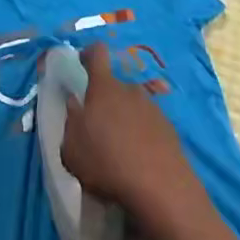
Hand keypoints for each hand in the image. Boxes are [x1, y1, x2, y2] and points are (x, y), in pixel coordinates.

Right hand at [60, 44, 204, 225]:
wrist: (159, 185)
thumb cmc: (106, 162)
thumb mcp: (71, 148)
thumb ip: (70, 121)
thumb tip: (74, 103)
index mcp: (103, 88)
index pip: (97, 54)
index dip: (88, 54)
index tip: (81, 63)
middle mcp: (130, 89)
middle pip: (113, 86)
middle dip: (104, 101)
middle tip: (97, 128)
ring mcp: (152, 106)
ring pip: (131, 105)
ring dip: (123, 119)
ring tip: (118, 149)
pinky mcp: (168, 126)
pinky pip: (147, 123)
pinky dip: (140, 134)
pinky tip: (137, 158)